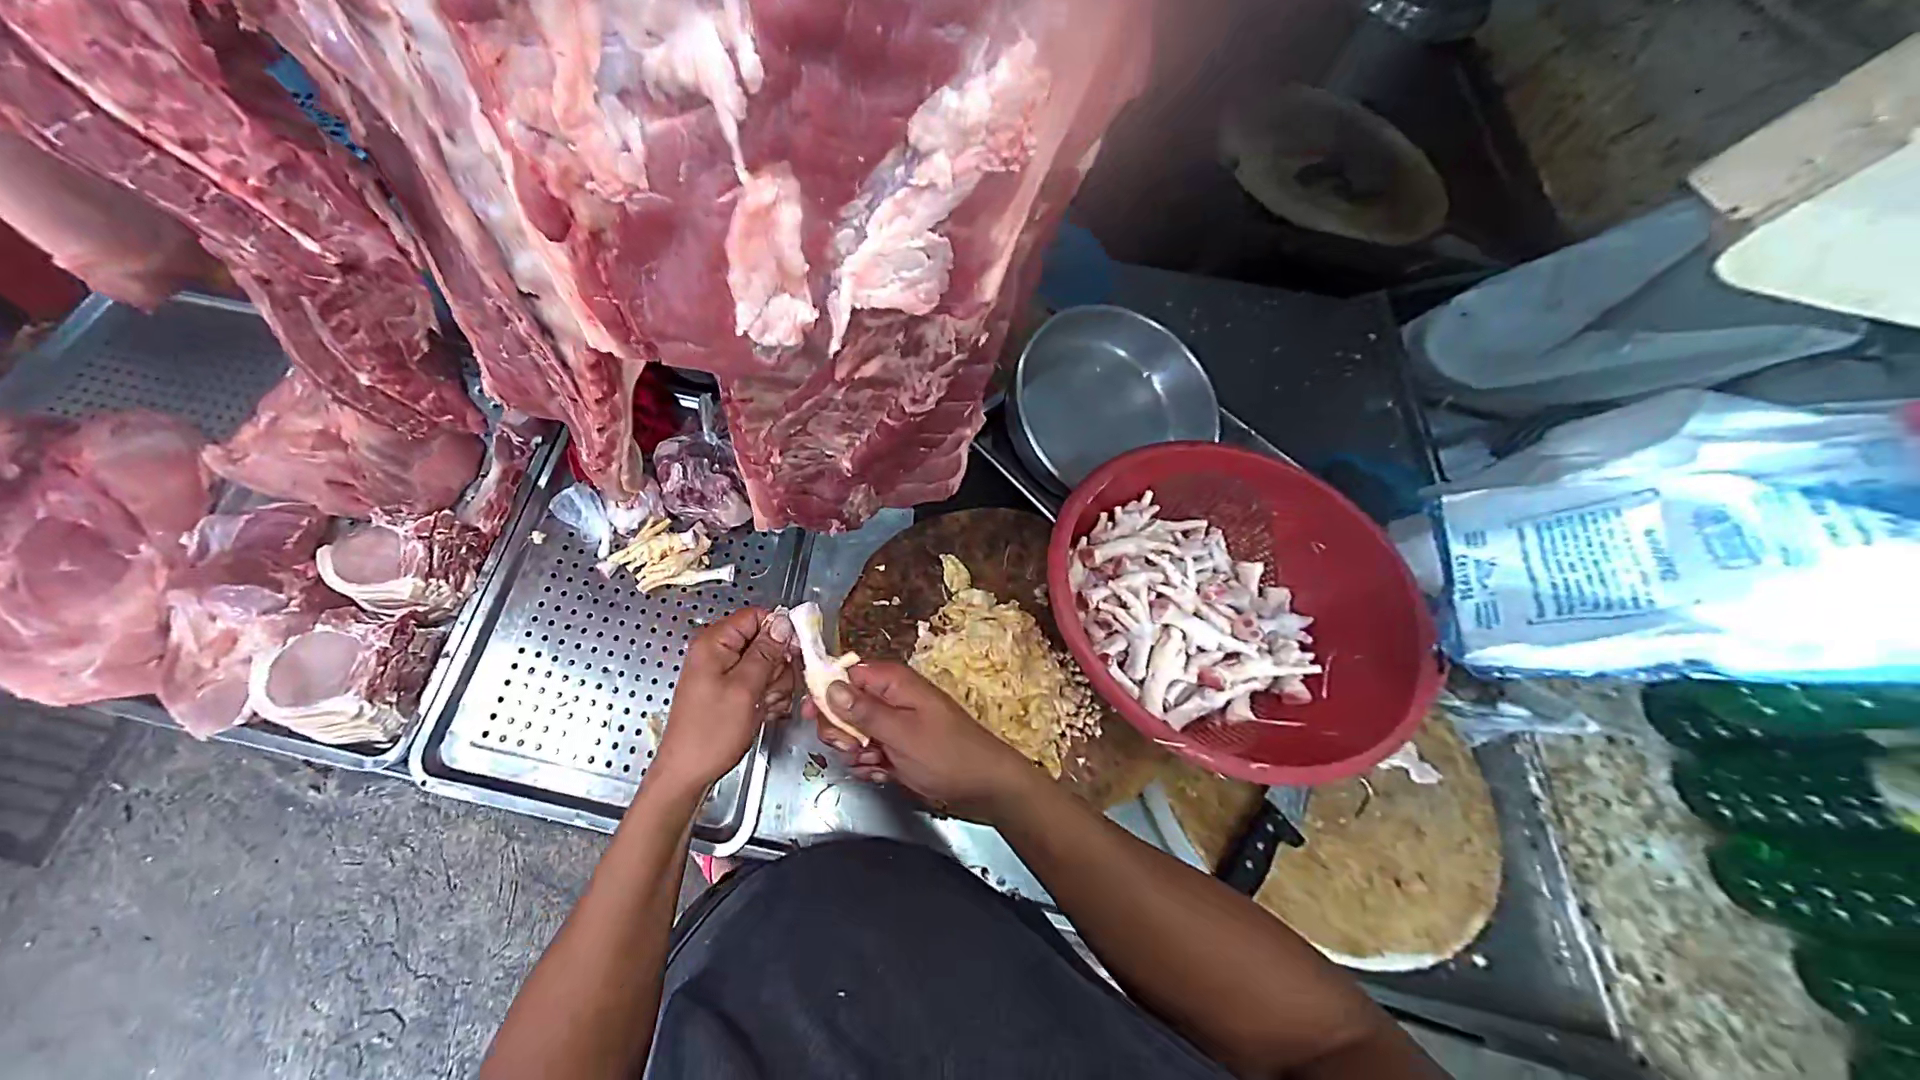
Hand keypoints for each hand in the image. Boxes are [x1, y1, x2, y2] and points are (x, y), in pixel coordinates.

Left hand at [655, 607, 795, 789]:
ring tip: (763, 705)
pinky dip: (768, 697)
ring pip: (769, 664)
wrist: (689, 773)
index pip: (756, 616)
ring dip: (775, 685)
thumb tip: (783, 621)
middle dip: (777, 665)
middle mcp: (719, 652)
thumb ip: (766, 652)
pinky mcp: (732, 690)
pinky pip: (762, 683)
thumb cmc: (710, 733)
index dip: (779, 631)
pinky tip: (762, 712)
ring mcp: (725, 672)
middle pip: (766, 641)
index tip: (792, 652)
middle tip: (769, 688)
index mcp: (714, 643)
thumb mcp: (744, 689)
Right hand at [804, 661, 1042, 821]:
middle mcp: (891, 697)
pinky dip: (870, 765)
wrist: (984, 786)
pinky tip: (884, 774)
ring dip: (856, 753)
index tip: (816, 717)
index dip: (826, 693)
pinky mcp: (896, 746)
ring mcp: (893, 723)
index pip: (845, 674)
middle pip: (843, 705)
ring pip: (852, 732)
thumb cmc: (947, 754)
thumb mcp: (901, 733)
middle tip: (856, 748)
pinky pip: (868, 752)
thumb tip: (829, 685)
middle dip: (842, 731)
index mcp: (893, 681)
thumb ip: (863, 711)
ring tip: (877, 762)